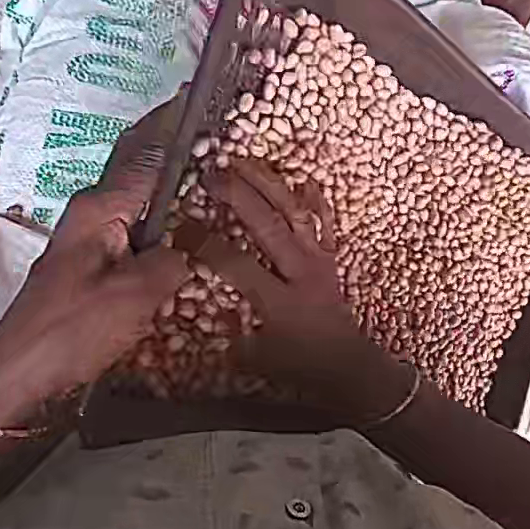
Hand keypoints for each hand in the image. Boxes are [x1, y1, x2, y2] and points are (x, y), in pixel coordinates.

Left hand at [0, 101, 190, 426]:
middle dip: (172, 151)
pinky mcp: (92, 268)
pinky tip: (185, 239)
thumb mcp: (135, 295)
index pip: (145, 154)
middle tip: (215, 142)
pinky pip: (137, 236)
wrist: (20, 378)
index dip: (170, 124)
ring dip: (170, 191)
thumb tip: (185, 249)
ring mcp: (90, 242)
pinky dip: (162, 228)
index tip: (194, 97)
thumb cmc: (72, 331)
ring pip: (140, 205)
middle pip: (139, 172)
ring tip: (209, 185)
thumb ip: (172, 261)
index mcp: (100, 209)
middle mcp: (93, 216)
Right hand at [195, 159, 411, 422]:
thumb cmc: (301, 366)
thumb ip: (230, 338)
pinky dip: (316, 201)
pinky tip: (304, 179)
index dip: (205, 245)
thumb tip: (203, 314)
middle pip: (269, 225)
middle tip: (211, 175)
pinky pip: (325, 223)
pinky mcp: (330, 259)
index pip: (235, 264)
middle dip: (239, 197)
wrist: (349, 365)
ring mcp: (318, 261)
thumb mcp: (258, 360)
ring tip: (243, 163)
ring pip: (295, 214)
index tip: (180, 228)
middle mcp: (300, 273)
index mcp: (278, 301)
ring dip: (269, 185)